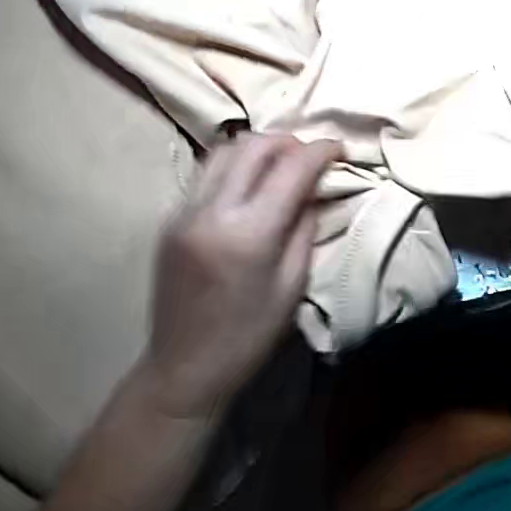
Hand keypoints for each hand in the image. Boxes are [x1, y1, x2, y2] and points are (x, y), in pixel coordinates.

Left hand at [136, 133, 341, 418]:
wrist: (184, 369)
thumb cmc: (250, 334)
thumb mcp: (294, 283)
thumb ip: (304, 225)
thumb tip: (313, 186)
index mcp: (249, 233)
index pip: (291, 167)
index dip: (322, 150)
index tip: (340, 149)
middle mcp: (212, 212)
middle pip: (254, 146)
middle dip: (289, 142)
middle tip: (311, 156)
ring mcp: (184, 212)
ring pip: (225, 151)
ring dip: (259, 148)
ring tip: (281, 163)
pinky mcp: (170, 219)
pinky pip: (206, 173)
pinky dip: (235, 166)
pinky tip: (251, 184)